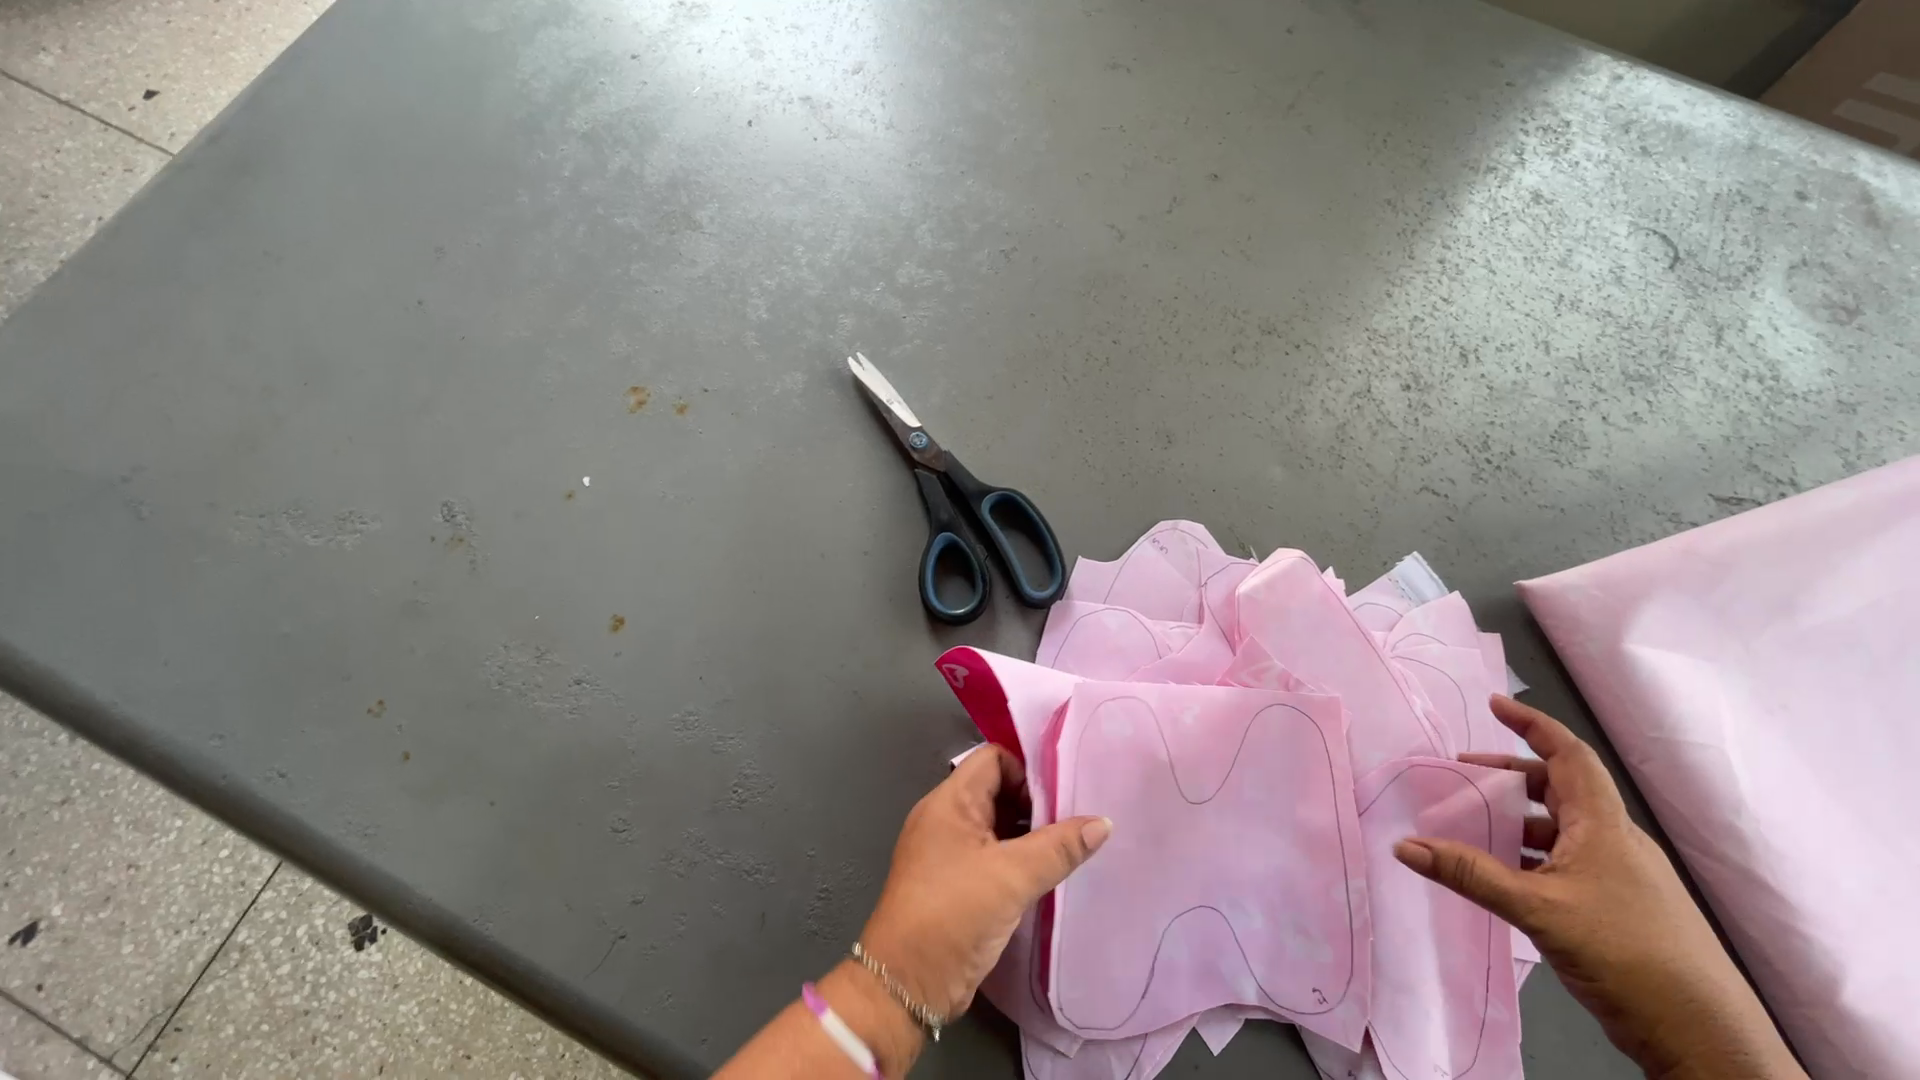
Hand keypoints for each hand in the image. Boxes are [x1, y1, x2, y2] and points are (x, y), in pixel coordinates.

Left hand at [859, 745, 1110, 1020]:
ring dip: (1031, 835)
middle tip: (1076, 822)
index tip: (1064, 795)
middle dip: (1036, 804)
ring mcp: (948, 851)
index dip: (1028, 771)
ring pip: (998, 825)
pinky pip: (993, 854)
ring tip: (1071, 848)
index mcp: (949, 802)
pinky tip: (1049, 875)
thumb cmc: (953, 915)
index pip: (993, 758)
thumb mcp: (1012, 877)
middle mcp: (946, 818)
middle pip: (998, 790)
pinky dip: (1019, 859)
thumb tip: (1103, 822)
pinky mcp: (956, 882)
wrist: (907, 984)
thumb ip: (1059, 846)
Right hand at [1392, 696, 1803, 1079]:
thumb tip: (1403, 845)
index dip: (1532, 724)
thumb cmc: (1626, 952)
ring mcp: (1617, 875)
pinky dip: (1525, 855)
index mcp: (1602, 825)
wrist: (1704, 1036)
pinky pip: (1561, 861)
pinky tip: (1497, 873)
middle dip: (1509, 774)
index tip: (1495, 703)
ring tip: (1467, 824)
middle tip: (1461, 774)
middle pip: (1557, 788)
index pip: (1568, 755)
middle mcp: (1612, 840)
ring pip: (1557, 828)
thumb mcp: (1537, 908)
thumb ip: (1468, 874)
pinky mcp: (1615, 906)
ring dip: (1513, 820)